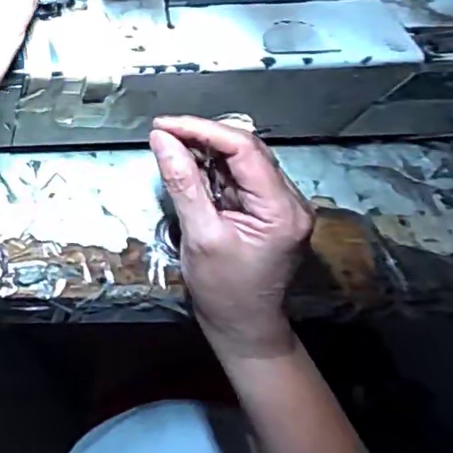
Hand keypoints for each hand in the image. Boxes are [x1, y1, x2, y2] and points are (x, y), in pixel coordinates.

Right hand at [150, 115, 314, 359]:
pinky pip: (238, 173)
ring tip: (171, 146)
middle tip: (163, 133)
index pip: (243, 149)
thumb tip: (162, 139)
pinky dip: (211, 165)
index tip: (164, 125)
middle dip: (202, 135)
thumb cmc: (224, 291)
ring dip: (205, 148)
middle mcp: (289, 200)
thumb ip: (183, 183)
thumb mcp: (199, 235)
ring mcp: (280, 203)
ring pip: (241, 157)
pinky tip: (189, 164)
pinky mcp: (267, 208)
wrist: (243, 327)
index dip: (201, 130)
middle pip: (245, 147)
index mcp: (281, 209)